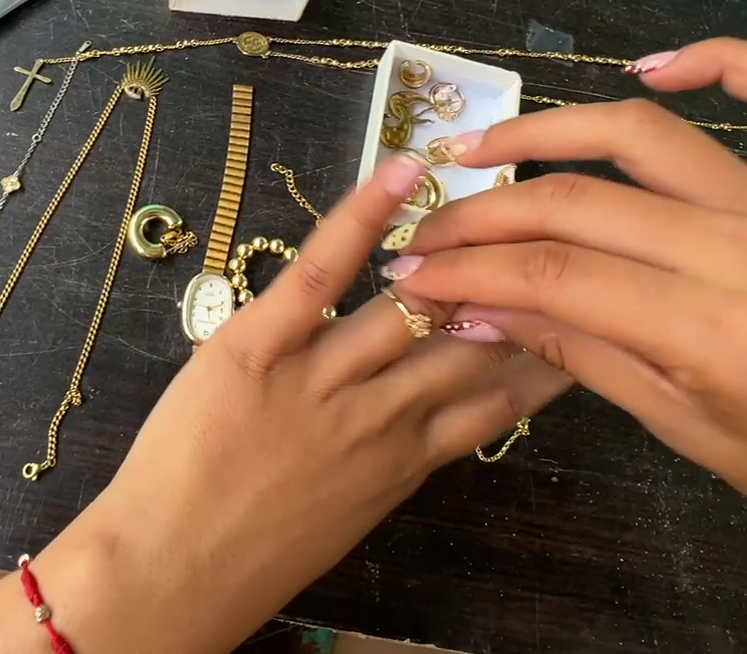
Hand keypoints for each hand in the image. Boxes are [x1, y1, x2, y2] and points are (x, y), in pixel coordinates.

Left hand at [30, 155, 569, 652]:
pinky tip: (398, 173)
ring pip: (409, 310)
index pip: (492, 403)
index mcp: (401, 463)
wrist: (169, 574)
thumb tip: (427, 411)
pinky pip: (320, 272)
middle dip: (513, 297)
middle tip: (553, 245)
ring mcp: (320, 377)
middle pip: (466, 346)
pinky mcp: (260, 344)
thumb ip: (391, 459)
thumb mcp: (345, 516)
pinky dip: (360, 218)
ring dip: (458, 259)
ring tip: (498, 210)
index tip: (577, 321)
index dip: (539, 358)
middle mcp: (378, 417)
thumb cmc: (250, 555)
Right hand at [390, 38, 746, 648]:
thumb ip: (569, 347)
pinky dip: (727, 60)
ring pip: (641, 133)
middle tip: (425, 229)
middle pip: (578, 199)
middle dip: (481, 212)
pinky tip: (658, 67)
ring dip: (545, 130)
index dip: (466, 270)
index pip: (552, 274)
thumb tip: (468, 307)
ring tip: (477, 147)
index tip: (409, 273)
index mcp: (719, 329)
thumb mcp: (676, 425)